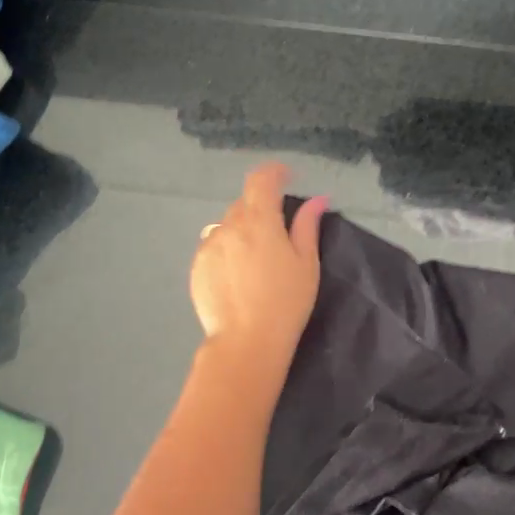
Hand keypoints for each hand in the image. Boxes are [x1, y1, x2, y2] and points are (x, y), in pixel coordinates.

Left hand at [190, 163, 327, 366]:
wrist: (246, 341)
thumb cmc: (286, 302)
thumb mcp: (306, 263)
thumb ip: (307, 226)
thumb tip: (317, 199)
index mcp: (259, 221)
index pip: (262, 180)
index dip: (275, 172)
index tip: (286, 176)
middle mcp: (228, 226)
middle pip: (245, 204)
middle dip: (262, 209)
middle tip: (279, 235)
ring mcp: (209, 246)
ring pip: (227, 226)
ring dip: (243, 231)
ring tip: (258, 261)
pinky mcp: (198, 267)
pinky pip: (215, 247)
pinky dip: (228, 250)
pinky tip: (240, 277)